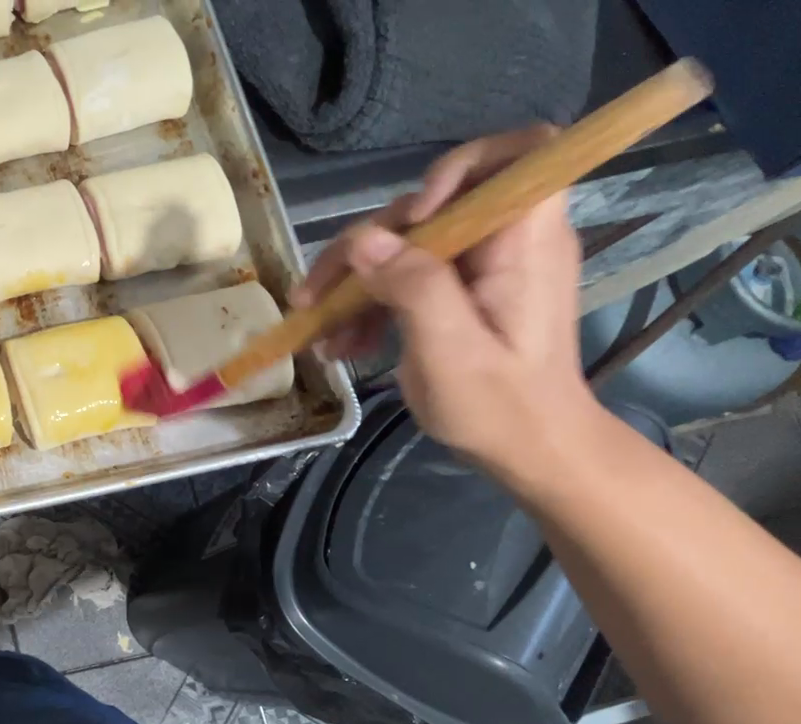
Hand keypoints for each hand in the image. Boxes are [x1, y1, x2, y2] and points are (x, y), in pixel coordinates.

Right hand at [292, 127, 600, 477]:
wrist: (528, 449)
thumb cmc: (499, 404)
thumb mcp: (450, 349)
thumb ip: (414, 287)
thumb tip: (364, 241)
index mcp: (524, 242)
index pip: (523, 155)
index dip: (462, 168)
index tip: (414, 215)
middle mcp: (504, 242)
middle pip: (430, 208)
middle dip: (366, 247)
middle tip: (315, 297)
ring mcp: (477, 270)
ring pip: (404, 247)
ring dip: (353, 285)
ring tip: (321, 335)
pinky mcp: (455, 295)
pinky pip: (401, 280)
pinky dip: (366, 307)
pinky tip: (341, 346)